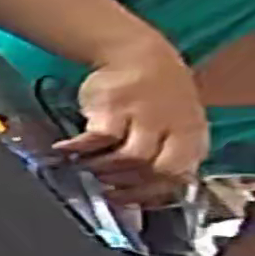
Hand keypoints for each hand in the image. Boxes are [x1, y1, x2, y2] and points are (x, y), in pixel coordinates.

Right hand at [55, 40, 207, 205]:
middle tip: (99, 184)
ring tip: (82, 165)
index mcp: (192, 135)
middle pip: (158, 169)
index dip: (150, 192)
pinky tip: (63, 148)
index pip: (180, 174)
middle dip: (126, 182)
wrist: (136, 56)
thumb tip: (138, 178)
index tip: (122, 199)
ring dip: (102, 167)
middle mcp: (174, 128)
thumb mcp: (169, 119)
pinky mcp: (115, 109)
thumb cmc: (150, 92)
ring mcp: (146, 118)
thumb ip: (161, 146)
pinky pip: (99, 138)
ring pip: (131, 157)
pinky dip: (78, 148)